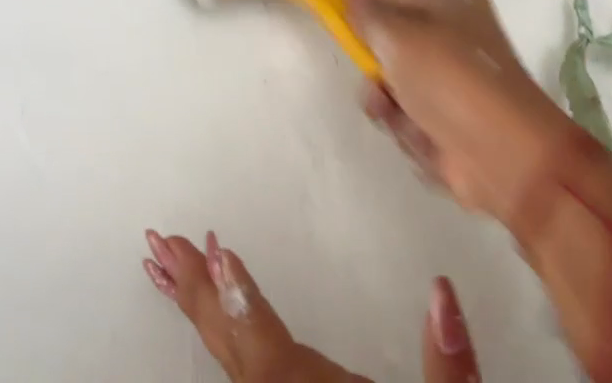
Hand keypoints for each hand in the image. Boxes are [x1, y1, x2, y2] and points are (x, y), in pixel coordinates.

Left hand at [142, 228, 480, 382]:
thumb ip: (448, 367)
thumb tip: (442, 291)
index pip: (271, 354)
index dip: (245, 302)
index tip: (215, 254)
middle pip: (229, 351)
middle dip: (195, 294)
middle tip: (162, 244)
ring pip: (223, 359)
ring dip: (195, 306)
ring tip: (164, 266)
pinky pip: (235, 366)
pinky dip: (216, 327)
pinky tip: (209, 309)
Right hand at [347, 0, 572, 224]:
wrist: (502, 154)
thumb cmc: (453, 80)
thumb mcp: (402, 36)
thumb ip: (368, 15)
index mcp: (453, 3)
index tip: (327, 6)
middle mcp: (454, 38)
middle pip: (389, 43)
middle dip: (374, 64)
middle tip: (372, 76)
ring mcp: (451, 83)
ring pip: (392, 85)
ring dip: (387, 101)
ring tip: (395, 112)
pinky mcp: (447, 123)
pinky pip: (406, 118)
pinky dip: (406, 128)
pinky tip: (419, 135)